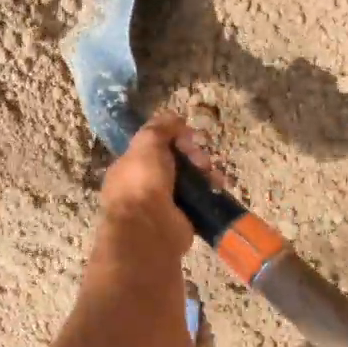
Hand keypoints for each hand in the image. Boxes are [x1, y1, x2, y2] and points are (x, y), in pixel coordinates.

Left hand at [100, 115, 224, 257]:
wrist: (150, 229)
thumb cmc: (143, 182)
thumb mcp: (147, 143)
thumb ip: (160, 127)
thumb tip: (174, 118)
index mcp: (129, 168)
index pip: (153, 147)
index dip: (173, 138)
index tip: (188, 136)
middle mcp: (144, 186)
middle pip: (175, 162)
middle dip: (193, 155)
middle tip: (201, 159)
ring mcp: (163, 204)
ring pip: (189, 180)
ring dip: (204, 172)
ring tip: (212, 174)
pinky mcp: (182, 219)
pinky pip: (198, 200)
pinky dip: (210, 192)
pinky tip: (218, 186)